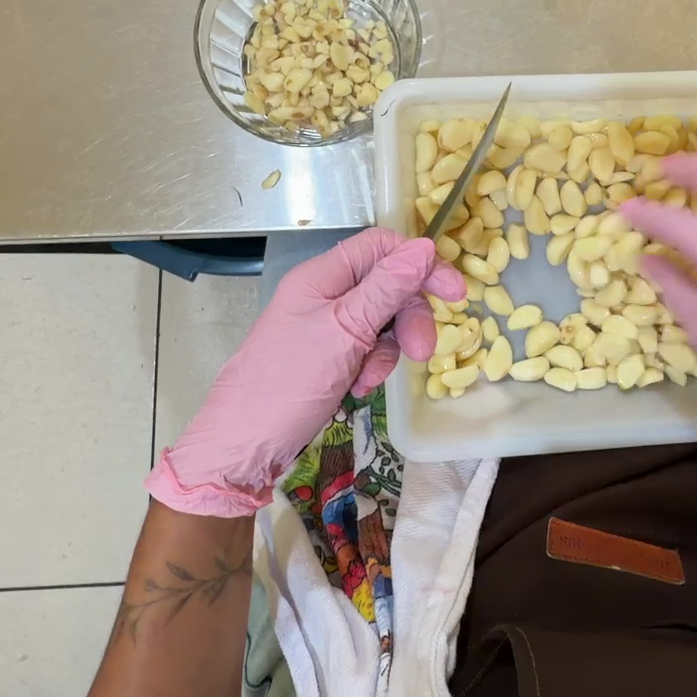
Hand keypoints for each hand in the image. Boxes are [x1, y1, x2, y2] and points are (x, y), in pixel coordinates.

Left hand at [146, 228, 464, 516]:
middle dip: (408, 318)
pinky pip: (367, 349)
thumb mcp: (345, 331)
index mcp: (322, 276)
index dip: (420, 264)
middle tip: (422, 353)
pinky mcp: (328, 356)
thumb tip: (425, 246)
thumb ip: (387, 288)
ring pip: (381, 321)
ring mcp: (325, 326)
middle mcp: (324, 294)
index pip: (381, 247)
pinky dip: (371, 367)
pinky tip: (357, 390)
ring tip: (369, 381)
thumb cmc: (288, 383)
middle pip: (387, 285)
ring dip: (387, 350)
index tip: (454, 295)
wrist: (242, 449)